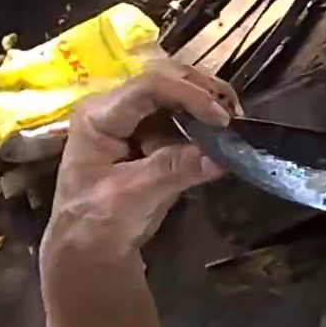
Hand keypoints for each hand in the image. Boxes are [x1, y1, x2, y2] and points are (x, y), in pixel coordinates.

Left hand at [44, 63, 237, 259]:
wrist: (92, 247)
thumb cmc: (98, 221)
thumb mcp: (133, 197)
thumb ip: (174, 171)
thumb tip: (221, 157)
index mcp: (100, 116)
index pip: (149, 87)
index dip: (189, 96)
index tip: (221, 119)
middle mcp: (117, 107)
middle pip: (166, 79)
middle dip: (202, 91)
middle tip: (233, 114)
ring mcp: (136, 118)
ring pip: (179, 91)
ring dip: (209, 102)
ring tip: (232, 123)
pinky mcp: (154, 132)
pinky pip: (185, 115)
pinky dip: (207, 120)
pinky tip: (224, 134)